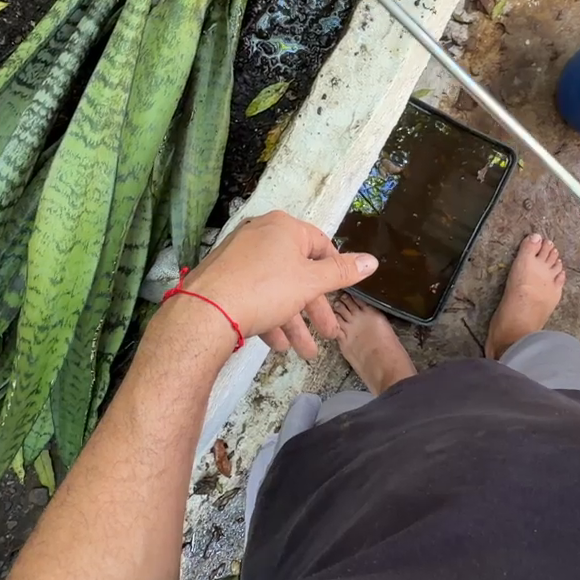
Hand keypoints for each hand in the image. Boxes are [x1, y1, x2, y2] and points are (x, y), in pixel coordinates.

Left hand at [179, 211, 377, 359]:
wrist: (206, 311)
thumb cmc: (266, 289)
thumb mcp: (311, 282)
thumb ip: (342, 272)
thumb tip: (372, 260)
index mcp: (284, 227)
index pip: (320, 244)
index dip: (334, 271)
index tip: (341, 295)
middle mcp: (260, 235)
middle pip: (298, 271)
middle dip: (314, 308)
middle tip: (328, 334)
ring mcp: (239, 256)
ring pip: (276, 288)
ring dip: (293, 321)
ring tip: (303, 352)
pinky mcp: (223, 278)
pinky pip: (254, 295)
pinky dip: (269, 317)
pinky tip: (276, 345)